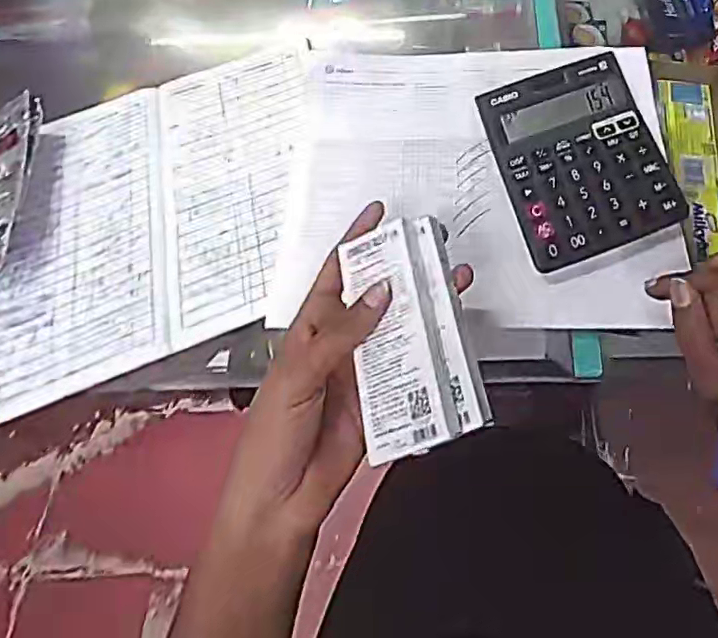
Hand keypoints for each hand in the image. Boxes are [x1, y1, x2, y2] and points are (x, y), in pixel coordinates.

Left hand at [212, 201, 473, 548]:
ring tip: (447, 285)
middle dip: (402, 270)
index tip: (376, 216)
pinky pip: (412, 370)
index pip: (336, 273)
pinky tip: (445, 340)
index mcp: (311, 329)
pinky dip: (431, 355)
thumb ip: (341, 334)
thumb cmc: (269, 437)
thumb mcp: (298, 374)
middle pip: (377, 296)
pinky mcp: (383, 399)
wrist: (281, 502)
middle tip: (428, 248)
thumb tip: (377, 295)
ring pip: (400, 329)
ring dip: (423, 309)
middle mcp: (341, 344)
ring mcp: (364, 370)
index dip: (355, 241)